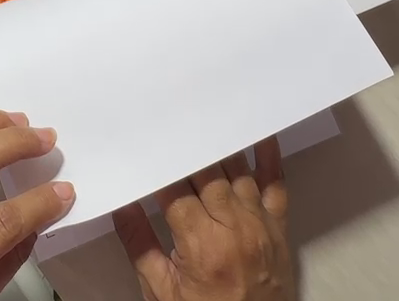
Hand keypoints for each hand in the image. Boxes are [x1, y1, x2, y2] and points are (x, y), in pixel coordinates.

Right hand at [112, 137, 292, 300]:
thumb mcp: (161, 291)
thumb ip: (139, 244)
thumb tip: (121, 201)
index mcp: (202, 245)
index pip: (174, 189)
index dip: (158, 164)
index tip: (142, 141)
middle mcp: (234, 228)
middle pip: (207, 172)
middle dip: (186, 147)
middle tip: (168, 120)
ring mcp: (259, 225)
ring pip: (237, 171)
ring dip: (219, 144)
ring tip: (202, 115)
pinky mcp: (278, 227)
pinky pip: (276, 184)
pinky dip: (268, 157)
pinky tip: (258, 130)